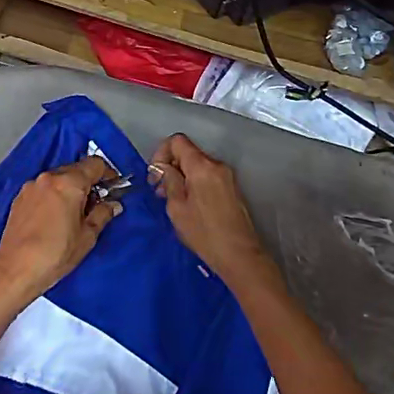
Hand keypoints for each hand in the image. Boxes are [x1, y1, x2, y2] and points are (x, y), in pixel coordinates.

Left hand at [0, 155, 119, 301]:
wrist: (14, 271)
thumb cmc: (56, 253)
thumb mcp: (88, 235)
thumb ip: (103, 214)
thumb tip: (113, 205)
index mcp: (69, 182)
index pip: (95, 164)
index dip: (109, 173)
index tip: (114, 187)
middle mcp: (48, 178)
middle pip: (76, 169)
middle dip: (88, 183)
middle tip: (96, 204)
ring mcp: (31, 187)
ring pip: (58, 179)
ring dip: (70, 189)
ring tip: (74, 213)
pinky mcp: (19, 199)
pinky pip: (44, 189)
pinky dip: (54, 196)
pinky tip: (55, 217)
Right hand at [150, 134, 275, 288]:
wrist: (238, 252)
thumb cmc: (203, 232)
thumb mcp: (176, 207)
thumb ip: (169, 180)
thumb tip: (164, 167)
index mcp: (202, 166)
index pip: (178, 141)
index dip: (161, 153)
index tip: (155, 176)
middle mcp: (217, 164)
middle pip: (188, 153)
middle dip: (171, 167)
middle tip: (160, 192)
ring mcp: (227, 175)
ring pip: (198, 165)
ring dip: (183, 177)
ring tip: (174, 202)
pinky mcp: (232, 187)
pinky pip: (208, 176)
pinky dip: (195, 183)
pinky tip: (190, 205)